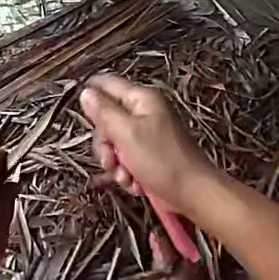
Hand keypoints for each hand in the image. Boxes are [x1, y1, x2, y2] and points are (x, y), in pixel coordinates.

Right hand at [78, 74, 224, 220]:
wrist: (193, 194)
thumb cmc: (163, 161)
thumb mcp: (126, 133)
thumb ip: (104, 112)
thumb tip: (85, 92)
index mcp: (141, 99)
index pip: (106, 84)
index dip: (91, 98)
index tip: (86, 119)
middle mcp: (143, 113)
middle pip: (106, 119)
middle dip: (104, 144)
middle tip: (111, 159)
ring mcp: (146, 136)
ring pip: (113, 144)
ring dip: (115, 164)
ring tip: (126, 176)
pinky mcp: (148, 157)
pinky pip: (125, 160)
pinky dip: (126, 173)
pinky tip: (135, 183)